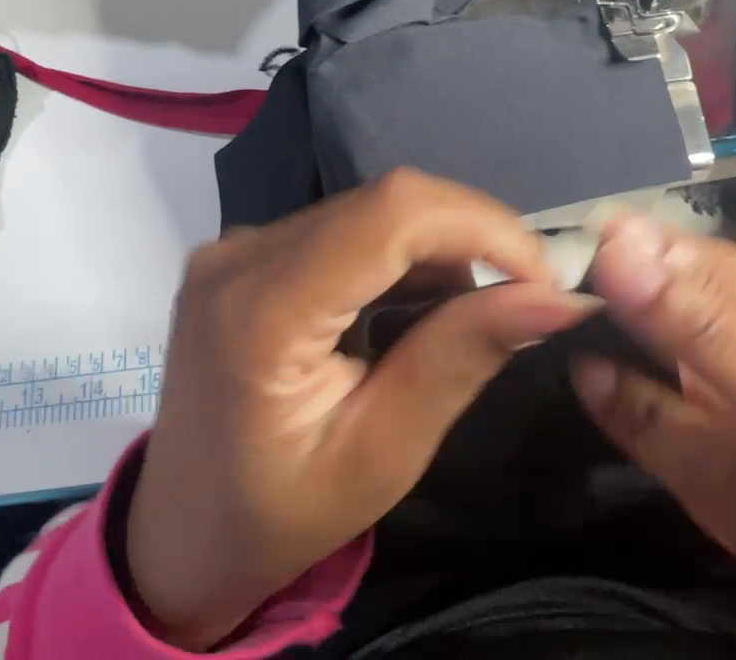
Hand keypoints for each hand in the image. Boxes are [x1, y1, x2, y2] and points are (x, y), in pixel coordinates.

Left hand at [127, 169, 599, 649]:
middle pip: (384, 203)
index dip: (481, 225)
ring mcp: (236, 247)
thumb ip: (458, 359)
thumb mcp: (382, 454)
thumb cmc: (280, 515)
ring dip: (440, 245)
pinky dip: (401, 254)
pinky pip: (344, 226)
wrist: (182, 533)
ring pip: (370, 208)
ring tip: (473, 310)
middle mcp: (240, 255)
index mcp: (261, 311)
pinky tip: (417, 305)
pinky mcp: (246, 253)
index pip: (390, 215)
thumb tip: (553, 297)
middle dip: (472, 236)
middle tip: (525, 294)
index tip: (544, 275)